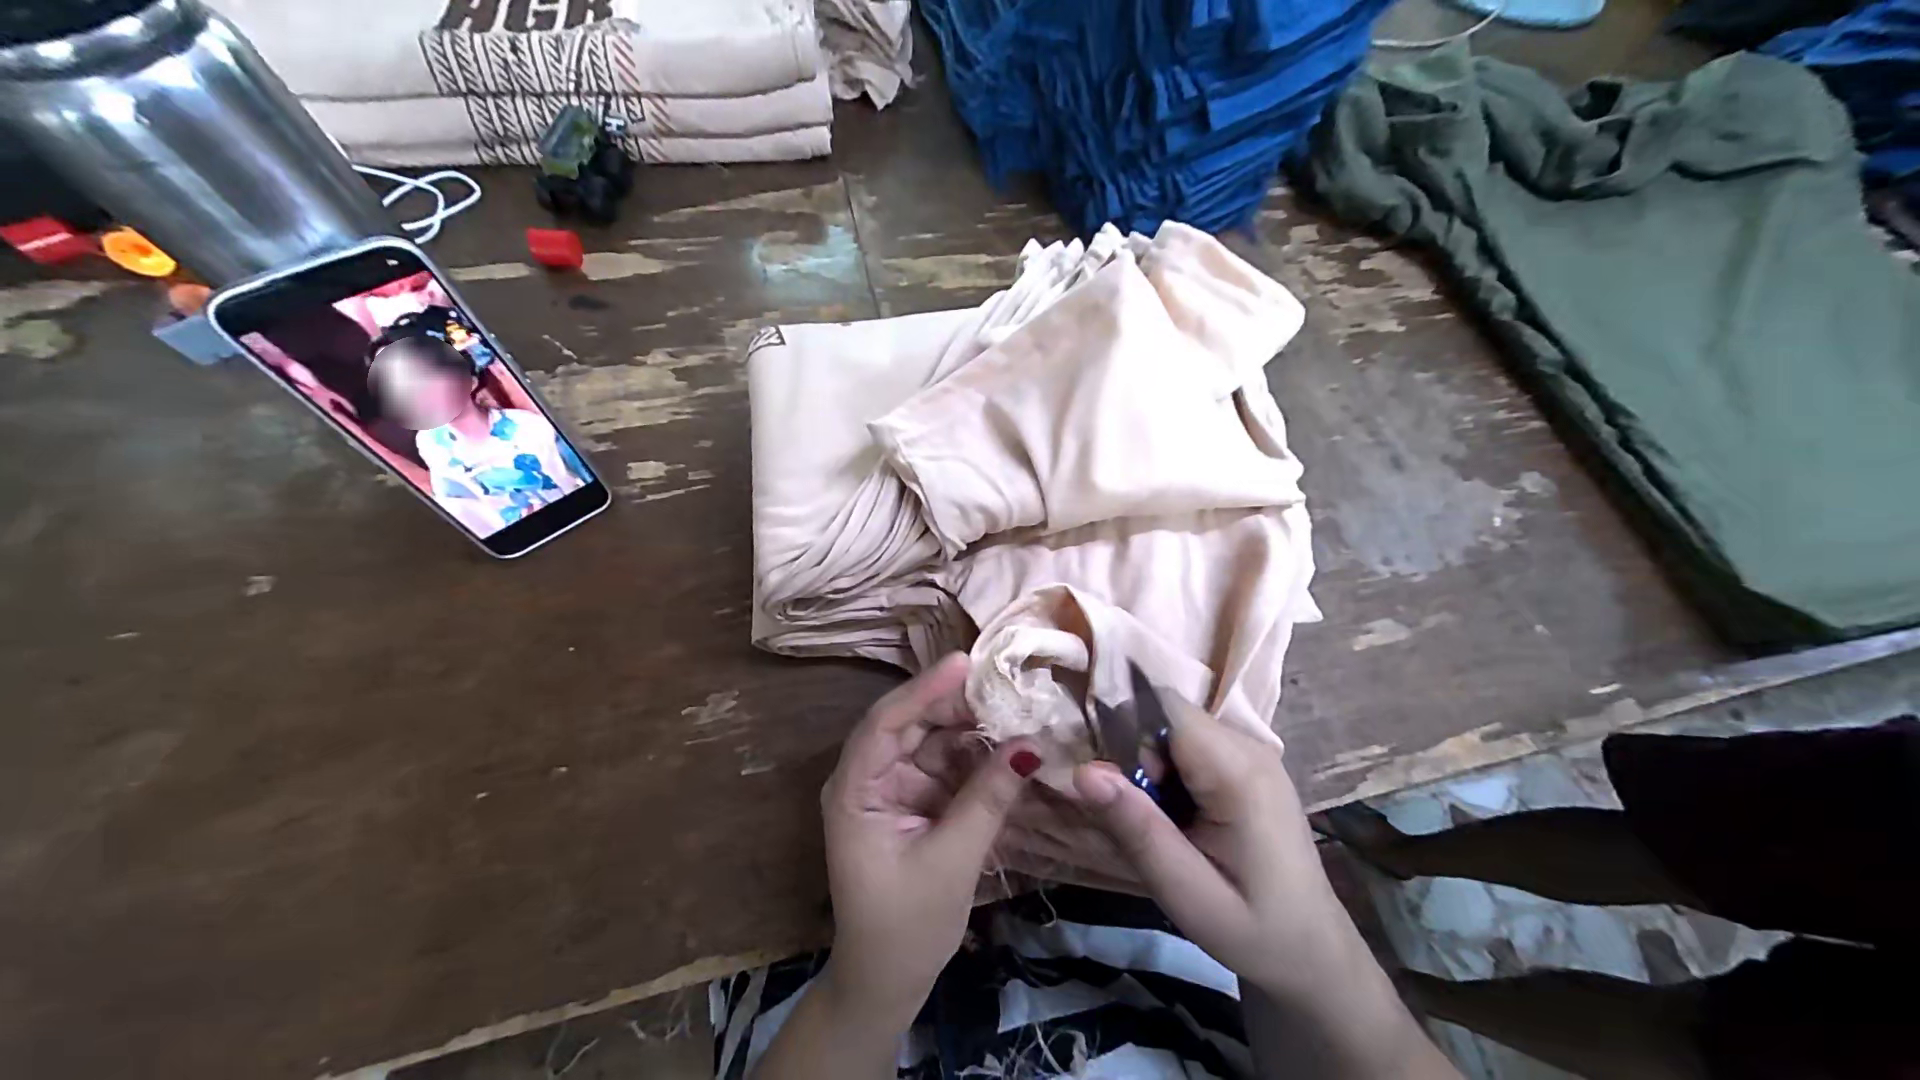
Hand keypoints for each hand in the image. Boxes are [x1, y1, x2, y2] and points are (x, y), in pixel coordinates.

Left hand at [819, 653, 1040, 1016]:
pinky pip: (945, 766)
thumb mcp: (951, 861)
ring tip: (1013, 711)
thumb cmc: (907, 925)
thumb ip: (988, 799)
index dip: (923, 690)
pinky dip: (974, 757)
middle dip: (953, 706)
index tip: (964, 664)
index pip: (884, 725)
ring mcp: (892, 787)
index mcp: (853, 791)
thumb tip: (1031, 746)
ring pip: (931, 741)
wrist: (887, 981)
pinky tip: (1005, 745)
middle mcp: (868, 779)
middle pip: (909, 725)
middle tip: (1003, 688)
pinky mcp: (915, 800)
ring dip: (970, 729)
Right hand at [1063, 690, 1346, 997]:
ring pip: (1175, 725)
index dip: (1131, 737)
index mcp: (1240, 772)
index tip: (1128, 791)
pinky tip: (1182, 814)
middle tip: (1148, 816)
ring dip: (1153, 763)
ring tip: (1167, 820)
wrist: (1313, 951)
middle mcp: (1250, 745)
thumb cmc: (1251, 929)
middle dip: (1139, 754)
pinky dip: (1171, 768)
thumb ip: (1136, 829)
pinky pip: (1191, 741)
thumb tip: (1083, 771)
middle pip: (1168, 715)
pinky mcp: (1247, 760)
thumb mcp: (1185, 893)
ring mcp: (1253, 749)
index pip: (1165, 709)